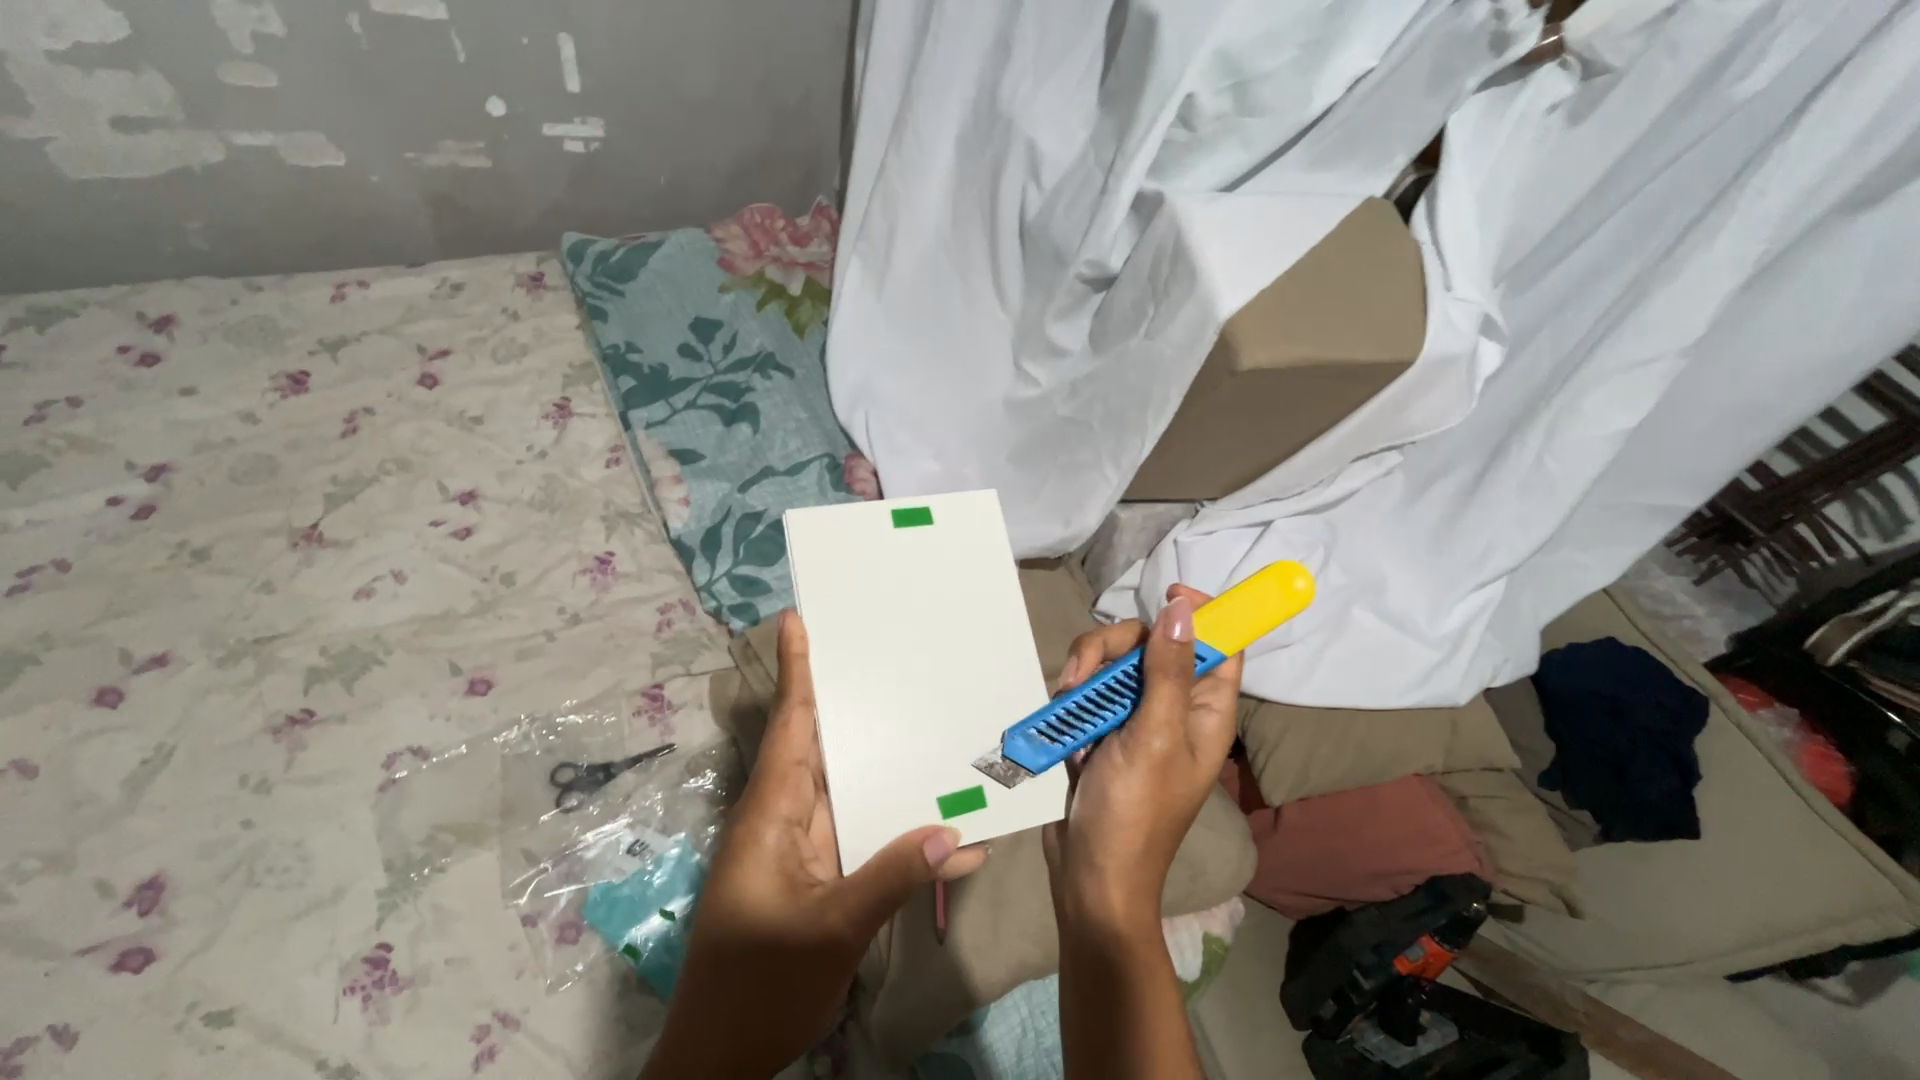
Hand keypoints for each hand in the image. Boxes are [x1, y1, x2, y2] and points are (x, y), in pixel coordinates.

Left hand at [644, 611, 987, 1078]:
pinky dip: (896, 825)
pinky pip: (861, 835)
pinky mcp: (819, 880)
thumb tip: (953, 831)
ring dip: (885, 763)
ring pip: (848, 790)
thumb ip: (890, 878)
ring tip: (934, 721)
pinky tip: (942, 821)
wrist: (722, 1055)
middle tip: (895, 657)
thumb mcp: (829, 929)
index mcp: (771, 815)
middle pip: (823, 748)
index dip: (797, 673)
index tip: (799, 620)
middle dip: (854, 703)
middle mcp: (786, 820)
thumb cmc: (758, 984)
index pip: (789, 728)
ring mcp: (803, 852)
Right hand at [1042, 586, 1242, 932]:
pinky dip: (1070, 700)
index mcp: (1205, 711)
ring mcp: (1132, 718)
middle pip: (1151, 643)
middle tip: (1082, 676)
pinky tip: (1060, 724)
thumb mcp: (1153, 736)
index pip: (1219, 645)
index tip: (1168, 595)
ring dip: (1083, 675)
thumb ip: (1167, 670)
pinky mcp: (1099, 729)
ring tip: (1064, 705)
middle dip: (1113, 649)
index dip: (1201, 614)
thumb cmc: (1134, 812)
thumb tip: (1184, 607)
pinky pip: (1086, 691)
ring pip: (1111, 663)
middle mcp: (1172, 707)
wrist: (1089, 873)